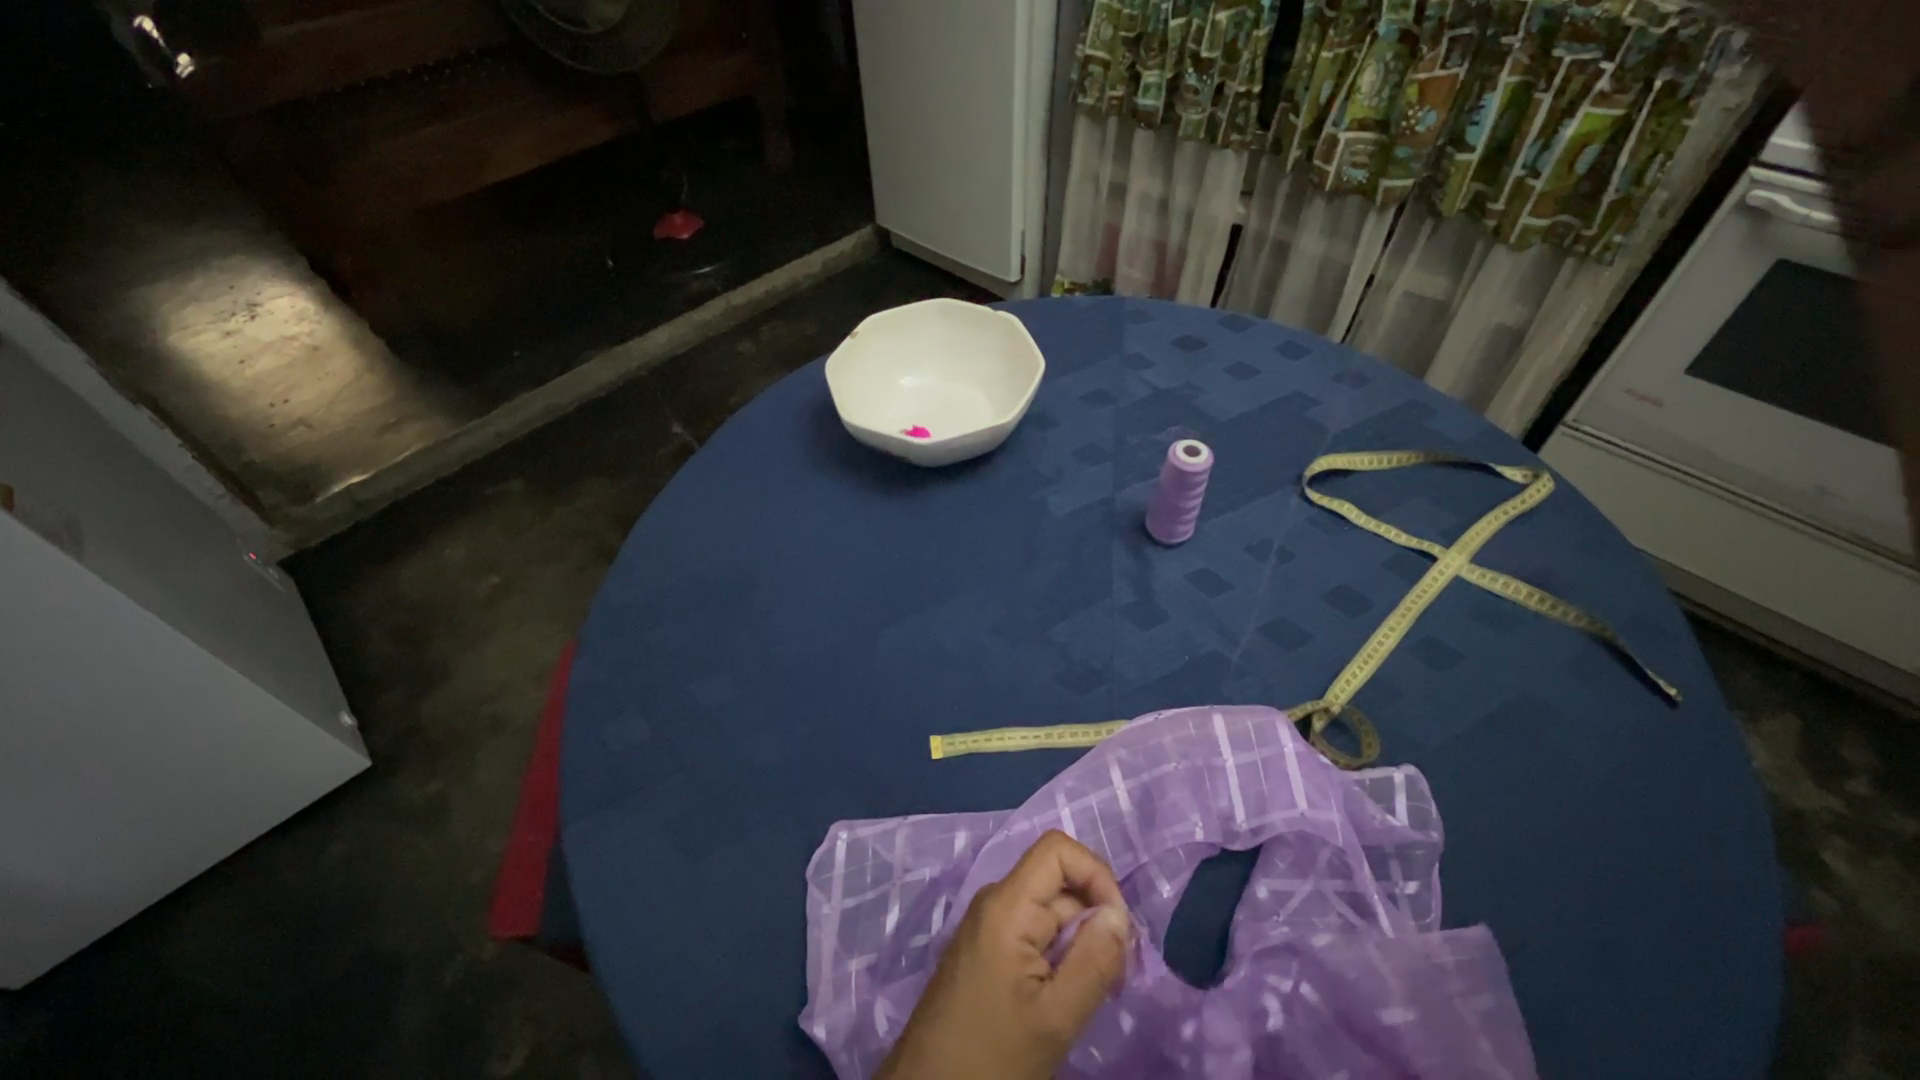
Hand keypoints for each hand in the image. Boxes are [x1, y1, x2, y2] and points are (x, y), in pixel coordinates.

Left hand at [876, 830, 1131, 1079]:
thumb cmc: (991, 1054)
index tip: (1117, 929)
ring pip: (1052, 911)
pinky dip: (1062, 955)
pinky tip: (1070, 995)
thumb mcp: (1055, 1016)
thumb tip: (1118, 914)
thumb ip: (1094, 961)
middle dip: (1096, 918)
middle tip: (1116, 976)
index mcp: (1006, 906)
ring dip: (1083, 942)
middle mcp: (995, 903)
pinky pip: (1036, 934)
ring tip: (1098, 991)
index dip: (1096, 875)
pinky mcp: (989, 950)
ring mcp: (989, 927)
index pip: (1058, 850)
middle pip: (1060, 883)